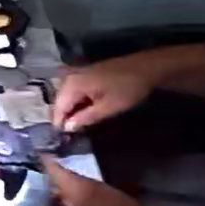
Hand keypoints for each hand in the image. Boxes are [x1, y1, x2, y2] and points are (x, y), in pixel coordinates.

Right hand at [50, 52, 169, 131]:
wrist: (145, 67)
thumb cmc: (128, 88)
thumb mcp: (108, 107)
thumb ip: (85, 118)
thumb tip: (67, 128)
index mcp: (72, 85)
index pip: (58, 108)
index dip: (59, 124)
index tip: (63, 138)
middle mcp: (69, 77)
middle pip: (60, 101)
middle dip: (64, 117)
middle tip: (70, 133)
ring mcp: (75, 74)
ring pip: (66, 97)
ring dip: (70, 110)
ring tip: (76, 124)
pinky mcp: (83, 74)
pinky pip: (73, 91)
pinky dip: (76, 102)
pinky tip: (83, 111)